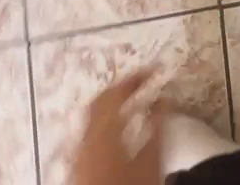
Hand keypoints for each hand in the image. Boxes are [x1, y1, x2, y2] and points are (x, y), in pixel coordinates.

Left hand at [70, 70, 164, 184]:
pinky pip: (84, 135)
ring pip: (89, 117)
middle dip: (119, 87)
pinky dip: (100, 123)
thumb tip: (163, 98)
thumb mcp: (151, 161)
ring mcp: (76, 155)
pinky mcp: (75, 169)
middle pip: (97, 101)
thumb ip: (157, 126)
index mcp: (103, 132)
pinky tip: (114, 131)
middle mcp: (84, 139)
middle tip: (141, 82)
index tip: (154, 70)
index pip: (116, 92)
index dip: (135, 76)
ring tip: (129, 102)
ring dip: (109, 105)